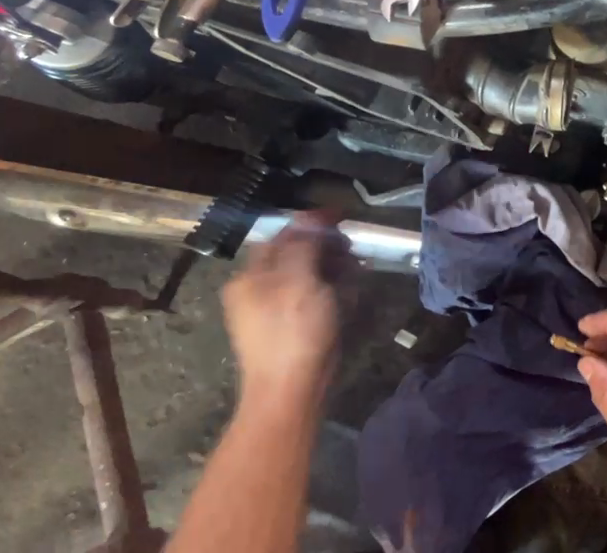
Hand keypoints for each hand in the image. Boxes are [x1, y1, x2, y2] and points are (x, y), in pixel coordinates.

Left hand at [221, 216, 350, 402]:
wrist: (290, 391)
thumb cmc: (293, 333)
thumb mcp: (298, 281)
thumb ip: (302, 244)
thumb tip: (309, 216)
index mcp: (251, 276)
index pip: (283, 234)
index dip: (312, 223)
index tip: (344, 217)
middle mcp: (258, 288)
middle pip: (297, 252)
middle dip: (328, 247)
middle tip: (353, 250)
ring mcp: (274, 307)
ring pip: (309, 272)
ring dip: (335, 267)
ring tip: (356, 273)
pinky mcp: (292, 323)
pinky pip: (314, 293)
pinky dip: (333, 288)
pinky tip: (349, 295)